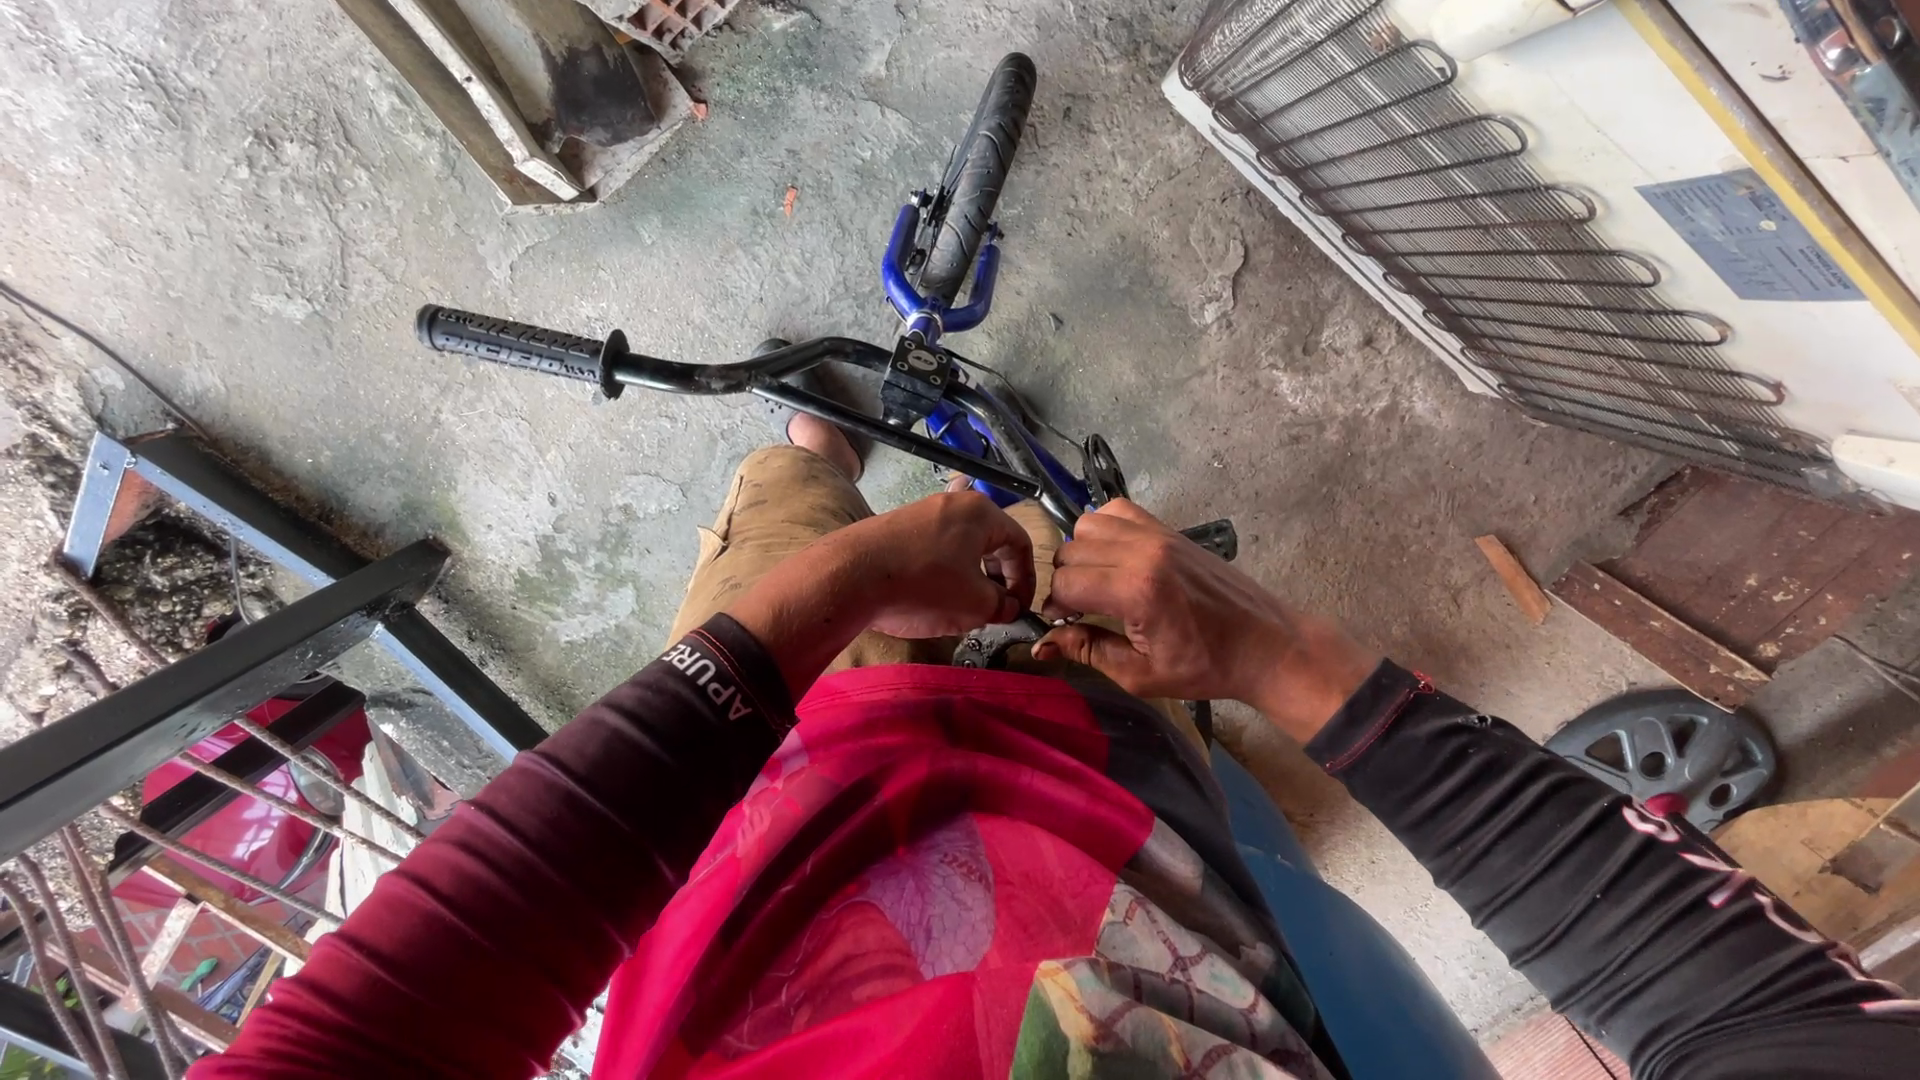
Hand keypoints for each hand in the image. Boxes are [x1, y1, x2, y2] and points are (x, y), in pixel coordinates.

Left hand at [726, 491, 1033, 697]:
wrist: (850, 576)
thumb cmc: (923, 586)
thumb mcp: (976, 604)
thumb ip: (1002, 605)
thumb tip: (1007, 606)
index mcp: (982, 513)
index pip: (1020, 543)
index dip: (1026, 581)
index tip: (1018, 608)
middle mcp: (954, 503)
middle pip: (991, 541)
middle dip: (997, 578)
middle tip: (993, 608)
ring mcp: (922, 512)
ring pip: (961, 546)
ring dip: (969, 577)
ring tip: (961, 606)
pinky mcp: (896, 527)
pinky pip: (933, 548)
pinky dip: (941, 572)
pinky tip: (929, 596)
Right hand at [1031, 499, 1377, 740]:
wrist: (1265, 645)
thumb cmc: (1206, 667)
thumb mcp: (1141, 675)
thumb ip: (1089, 652)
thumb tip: (1042, 643)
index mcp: (1136, 590)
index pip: (1065, 583)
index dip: (1055, 607)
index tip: (1062, 625)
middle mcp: (1143, 552)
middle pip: (1070, 551)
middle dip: (1065, 582)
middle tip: (1079, 609)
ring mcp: (1157, 534)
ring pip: (1086, 525)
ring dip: (1080, 553)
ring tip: (1096, 582)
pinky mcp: (1169, 528)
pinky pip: (1116, 510)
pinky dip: (1103, 529)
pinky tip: (1113, 556)